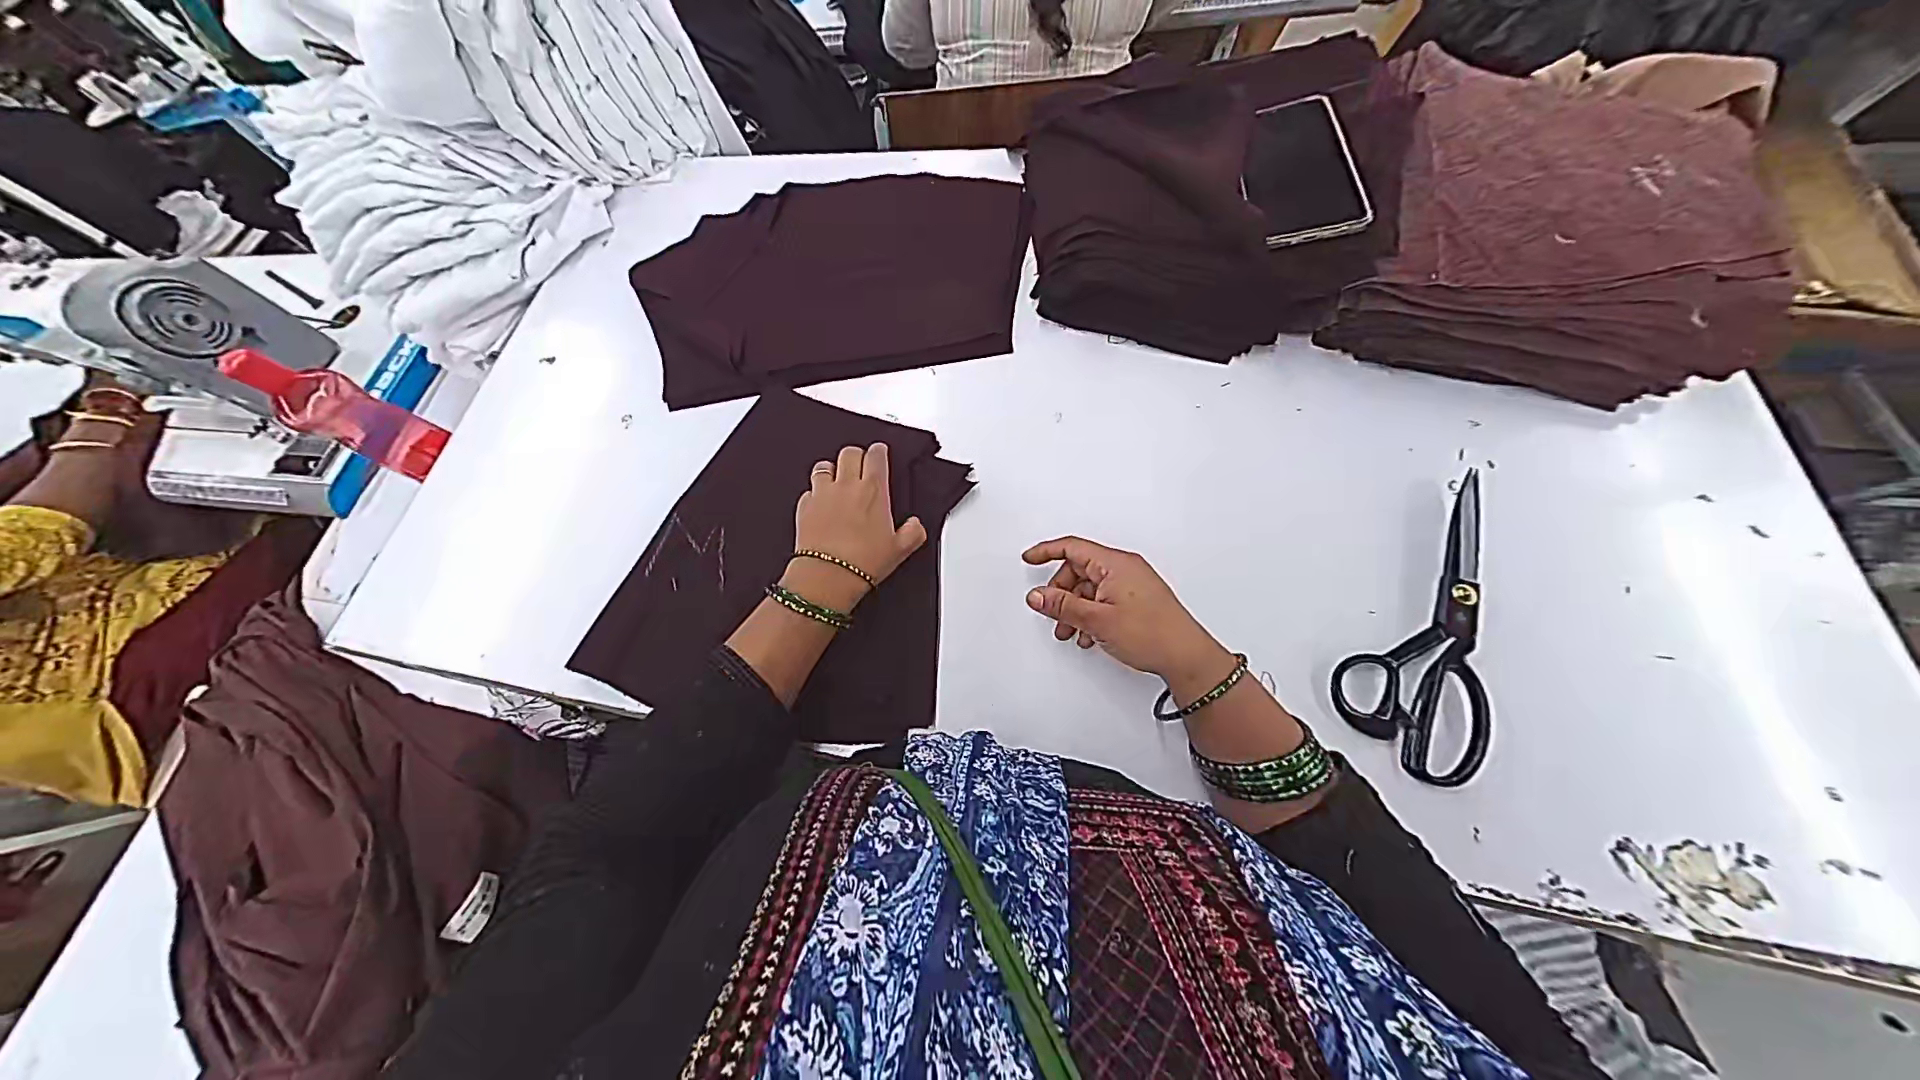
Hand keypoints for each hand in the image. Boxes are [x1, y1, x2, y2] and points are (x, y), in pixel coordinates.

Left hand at [788, 443, 926, 610]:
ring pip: (824, 465)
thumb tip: (916, 526)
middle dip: (857, 455)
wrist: (828, 576)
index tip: (880, 453)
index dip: (879, 451)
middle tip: (860, 465)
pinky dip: (815, 493)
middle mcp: (846, 486)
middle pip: (849, 452)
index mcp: (873, 490)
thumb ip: (913, 532)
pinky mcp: (804, 507)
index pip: (876, 455)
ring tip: (837, 479)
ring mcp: (822, 494)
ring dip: (832, 469)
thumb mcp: (901, 549)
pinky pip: (808, 489)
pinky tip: (820, 503)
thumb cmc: (862, 562)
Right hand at [1022, 536, 1231, 683]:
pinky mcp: (1138, 598)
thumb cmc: (1153, 634)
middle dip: (1061, 593)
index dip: (1046, 552)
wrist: (1186, 656)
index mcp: (1115, 564)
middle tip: (1052, 612)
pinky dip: (1091, 614)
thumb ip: (1062, 605)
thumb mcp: (1096, 620)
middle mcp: (1125, 568)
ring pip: (1090, 588)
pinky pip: (1104, 598)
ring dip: (1075, 608)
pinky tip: (1090, 634)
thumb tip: (1039, 596)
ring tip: (1071, 631)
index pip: (1072, 548)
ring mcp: (1133, 583)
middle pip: (1079, 570)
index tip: (1030, 558)